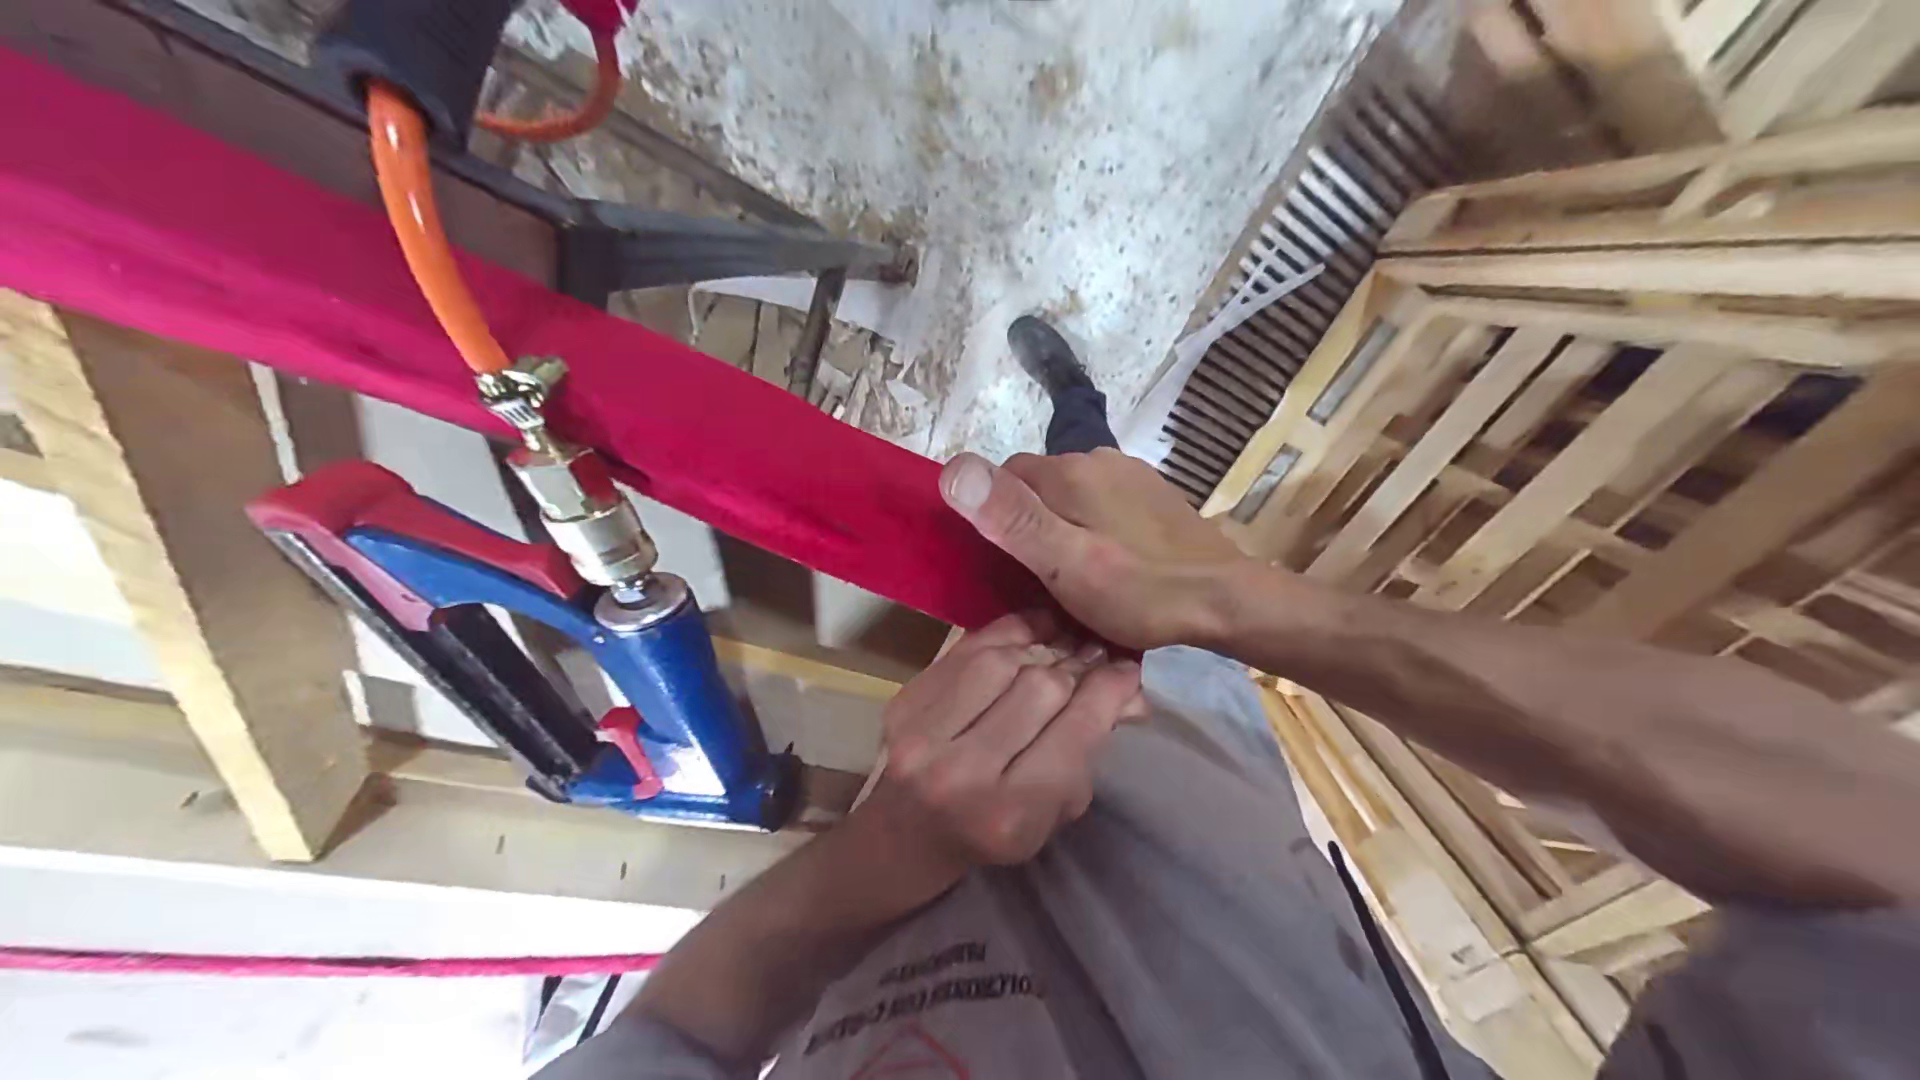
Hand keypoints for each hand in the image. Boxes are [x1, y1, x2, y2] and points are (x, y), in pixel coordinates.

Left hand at [859, 611, 1145, 876]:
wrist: (909, 831)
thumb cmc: (993, 831)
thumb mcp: (1052, 811)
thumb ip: (1090, 751)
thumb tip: (1131, 691)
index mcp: (1009, 815)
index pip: (1074, 735)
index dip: (1109, 693)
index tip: (1129, 672)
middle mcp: (962, 773)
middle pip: (1040, 690)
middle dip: (1078, 668)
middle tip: (1096, 657)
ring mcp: (924, 735)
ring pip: (1001, 661)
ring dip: (1042, 648)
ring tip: (1064, 645)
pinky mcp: (905, 703)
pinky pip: (966, 650)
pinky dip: (1007, 635)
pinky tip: (1034, 631)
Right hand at [940, 447, 1250, 649]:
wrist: (1228, 601)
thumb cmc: (1142, 591)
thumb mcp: (1067, 564)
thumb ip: (1013, 519)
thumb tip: (954, 469)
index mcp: (1071, 471)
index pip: (1005, 477)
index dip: (995, 517)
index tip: (1005, 562)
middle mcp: (1099, 457)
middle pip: (1037, 485)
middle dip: (1028, 522)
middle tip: (1037, 577)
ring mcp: (1130, 474)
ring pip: (1070, 494)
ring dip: (1060, 524)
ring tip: (1072, 574)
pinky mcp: (1152, 493)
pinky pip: (1101, 502)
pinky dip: (1091, 525)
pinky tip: (1109, 560)